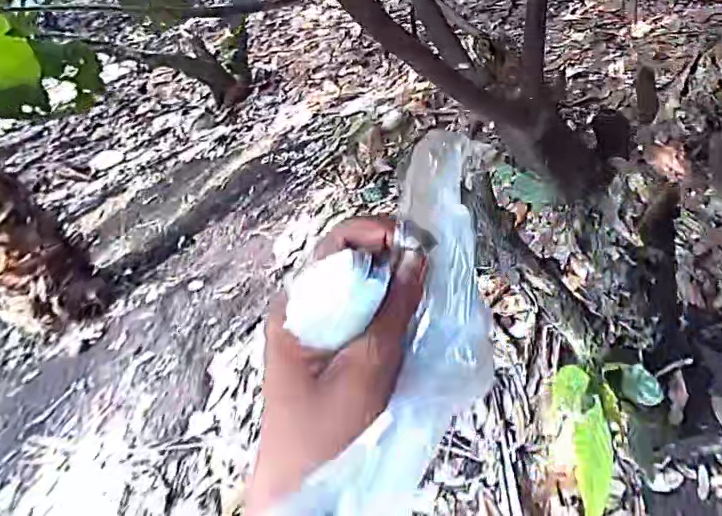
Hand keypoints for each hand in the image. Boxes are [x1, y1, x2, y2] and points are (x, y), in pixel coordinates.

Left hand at [246, 216, 425, 512]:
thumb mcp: (366, 368)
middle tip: (426, 262)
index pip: (337, 245)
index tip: (414, 240)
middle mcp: (302, 310)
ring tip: (423, 286)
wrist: (303, 499)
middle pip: (351, 261)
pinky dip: (390, 307)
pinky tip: (409, 315)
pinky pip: (365, 312)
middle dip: (391, 256)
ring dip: (394, 283)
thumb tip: (417, 257)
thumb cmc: (323, 439)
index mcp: (295, 308)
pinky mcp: (334, 349)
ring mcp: (317, 330)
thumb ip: (394, 309)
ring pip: (362, 286)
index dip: (377, 232)